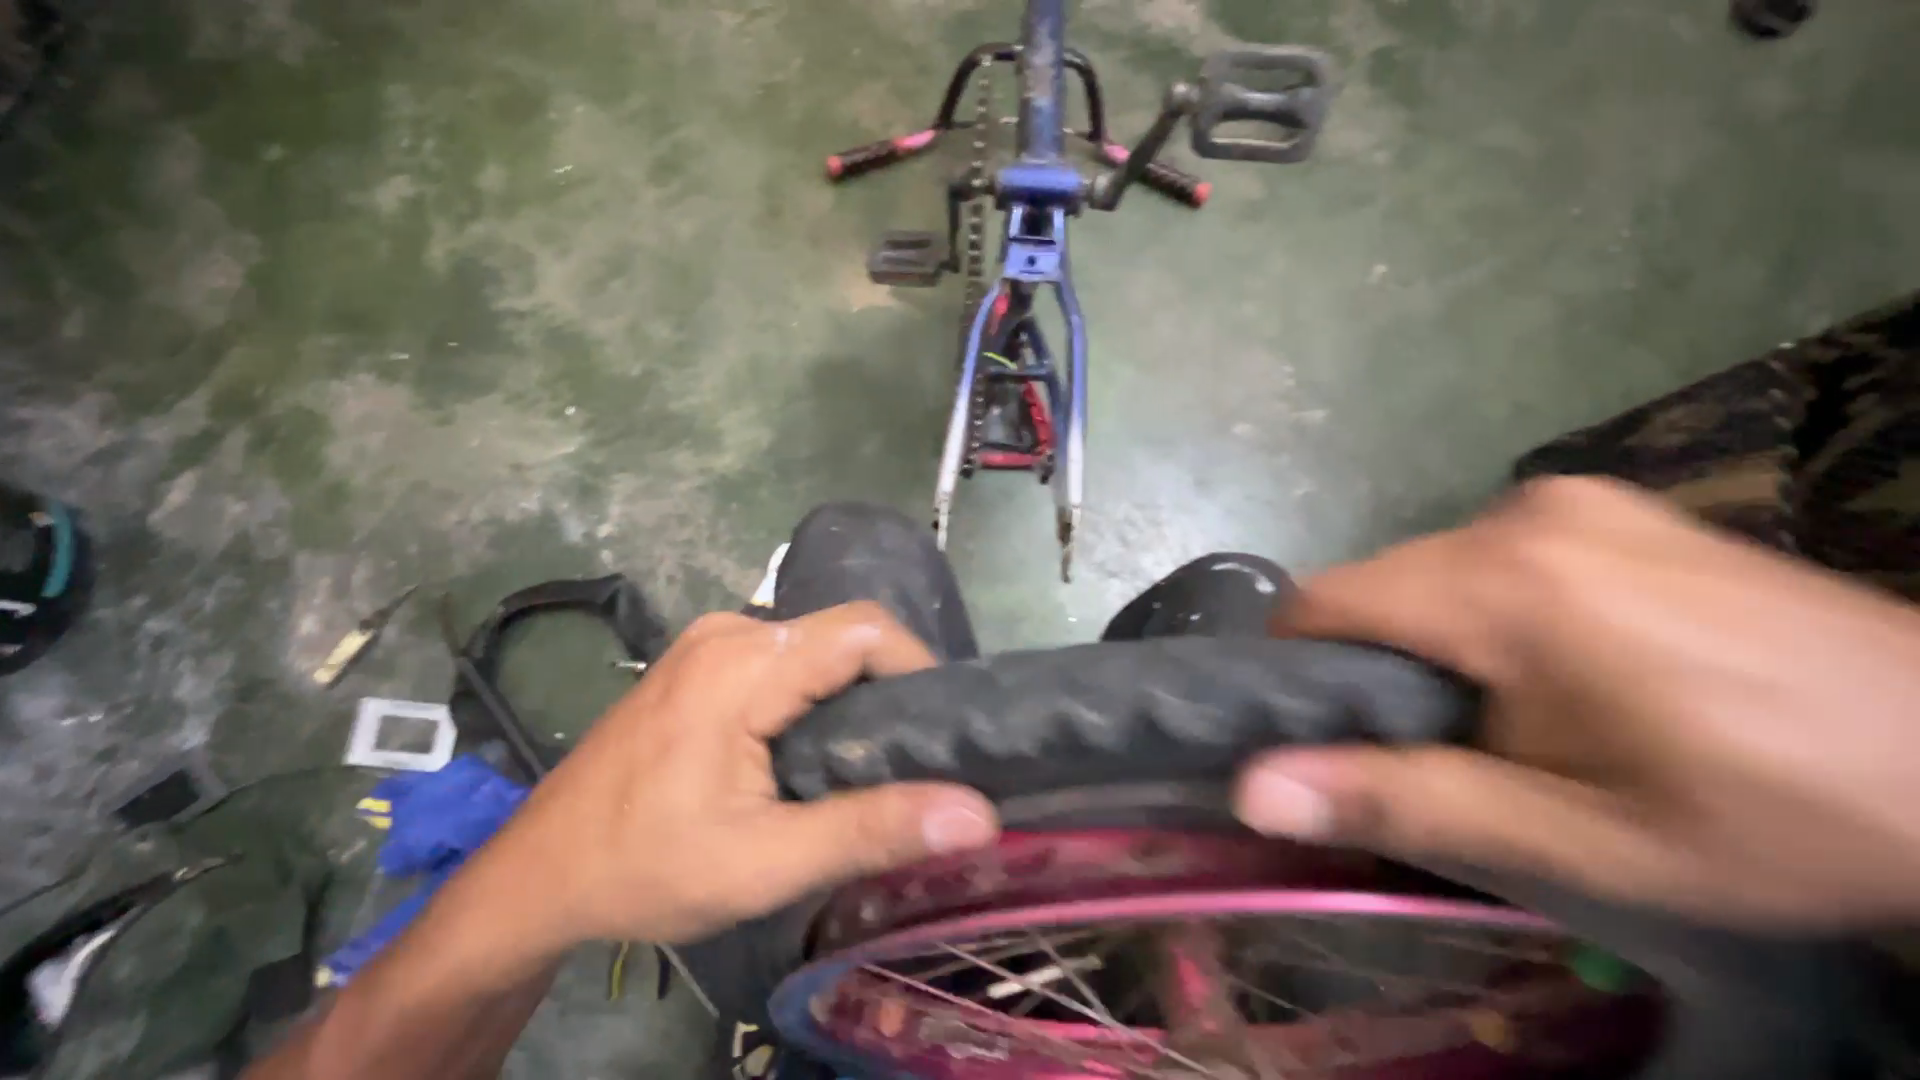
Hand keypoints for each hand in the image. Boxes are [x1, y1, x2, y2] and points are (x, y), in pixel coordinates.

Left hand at [470, 602, 999, 950]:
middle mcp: (729, 633)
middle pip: (844, 634)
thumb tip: (979, 813)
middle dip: (893, 689)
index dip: (920, 670)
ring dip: (856, 695)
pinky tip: (822, 751)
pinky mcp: (702, 663)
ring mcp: (710, 643)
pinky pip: (786, 659)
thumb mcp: (764, 863)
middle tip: (920, 759)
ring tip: (879, 763)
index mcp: (742, 665)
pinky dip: (820, 695)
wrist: (539, 875)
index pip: (865, 631)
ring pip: (817, 646)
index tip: (946, 734)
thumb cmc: (645, 868)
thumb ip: (871, 830)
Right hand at [1234, 476, 1919, 926]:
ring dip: (1432, 643)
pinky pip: (1486, 558)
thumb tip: (1250, 789)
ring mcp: (1572, 499)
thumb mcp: (1579, 836)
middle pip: (1374, 589)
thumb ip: (1405, 799)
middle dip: (1377, 668)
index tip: (1336, 745)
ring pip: (1426, 574)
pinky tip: (1560, 669)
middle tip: (1444, 752)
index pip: (1319, 604)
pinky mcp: (1606, 506)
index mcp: (1505, 581)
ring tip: (1511, 719)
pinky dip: (1483, 614)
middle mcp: (1521, 512)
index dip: (1299, 676)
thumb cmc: (1772, 814)